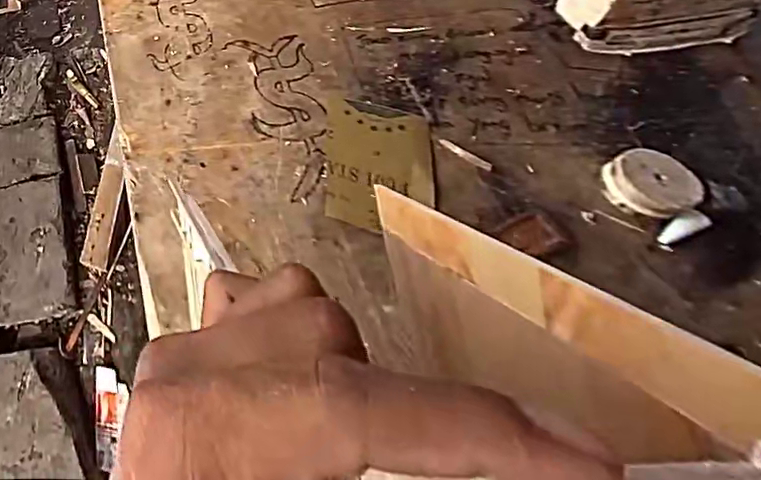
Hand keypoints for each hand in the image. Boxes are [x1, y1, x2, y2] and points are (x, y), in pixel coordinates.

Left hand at [115, 264, 619, 479]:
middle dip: (409, 406)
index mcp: (211, 439)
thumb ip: (402, 478)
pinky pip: (250, 300)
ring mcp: (174, 354)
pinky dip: (296, 335)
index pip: (349, 406)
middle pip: (328, 338)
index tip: (586, 458)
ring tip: (360, 433)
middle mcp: (183, 379)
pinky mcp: (174, 349)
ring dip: (349, 364)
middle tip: (462, 459)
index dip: (476, 427)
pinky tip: (307, 383)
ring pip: (296, 301)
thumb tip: (505, 459)